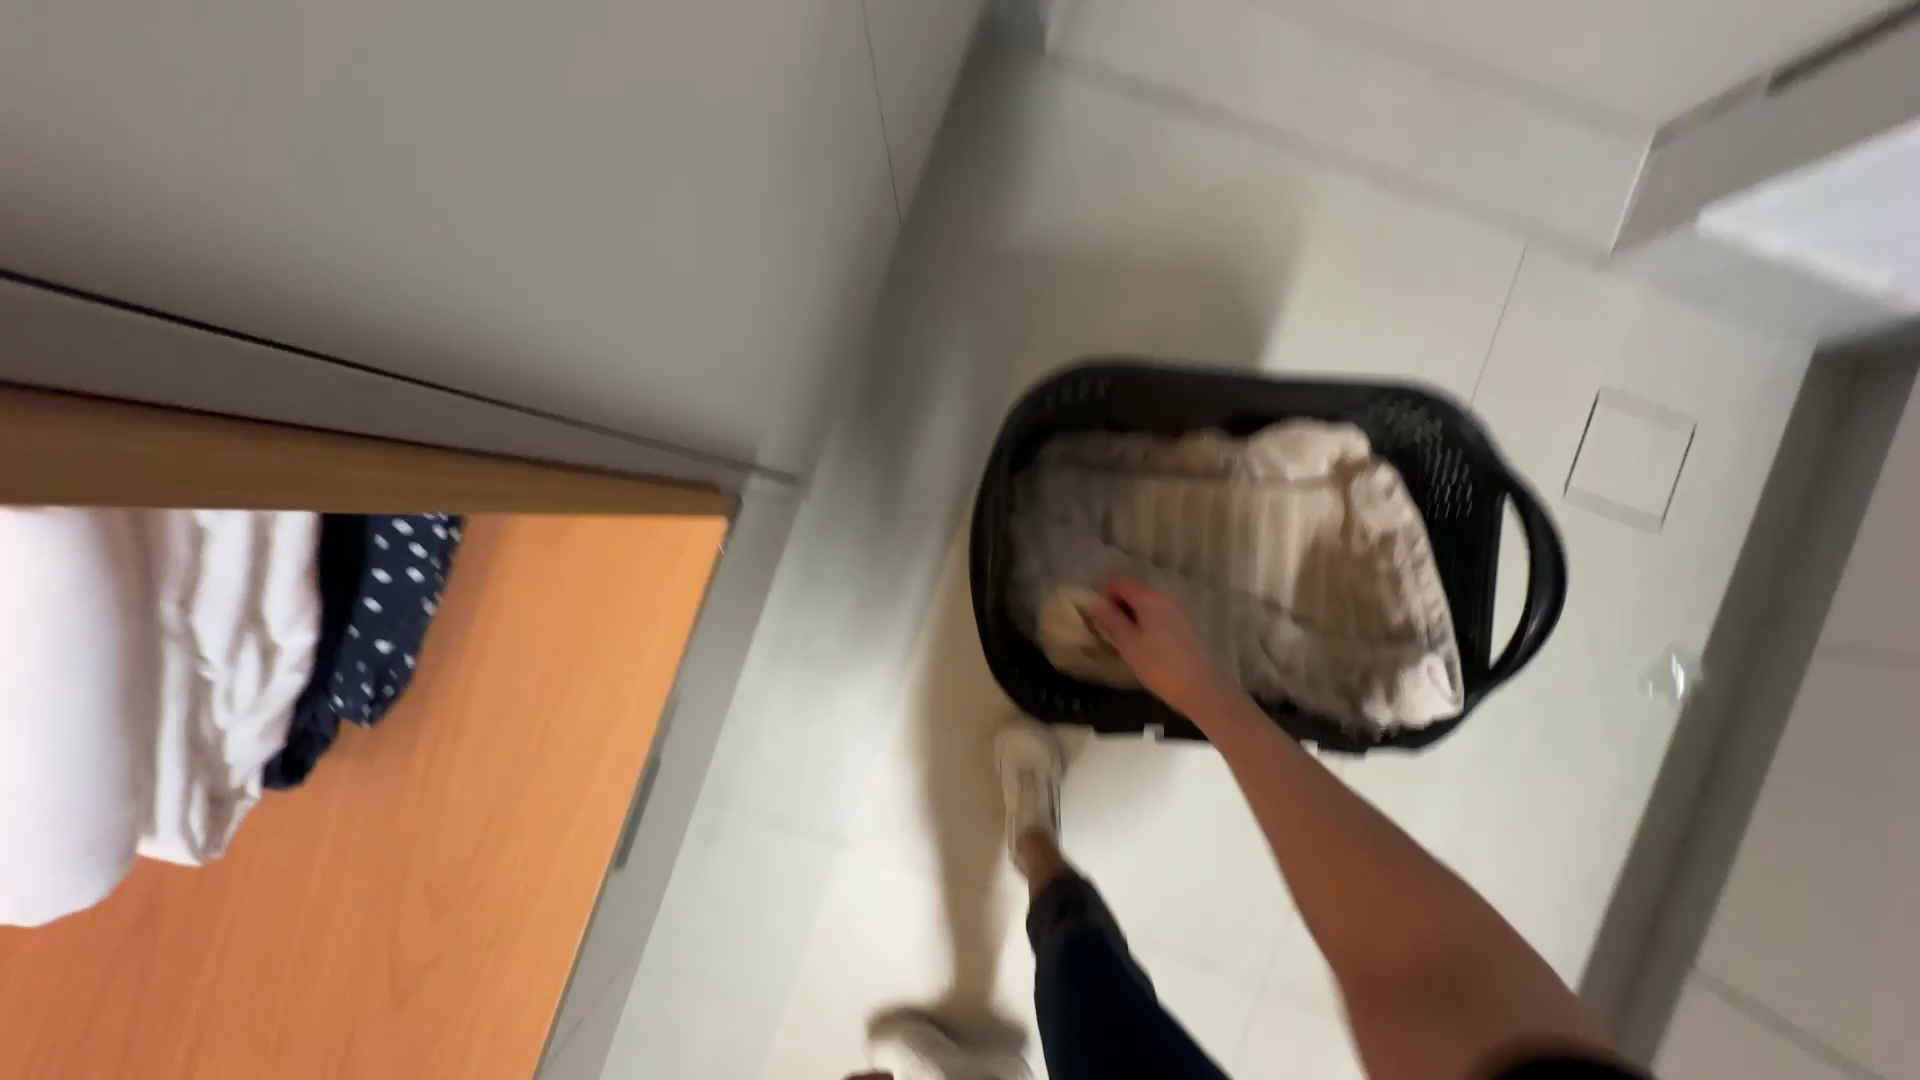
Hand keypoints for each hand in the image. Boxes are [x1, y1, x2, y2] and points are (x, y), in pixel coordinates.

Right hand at [1089, 578, 1236, 715]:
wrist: (1200, 688)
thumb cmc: (1159, 666)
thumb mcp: (1128, 644)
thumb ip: (1110, 620)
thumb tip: (1095, 604)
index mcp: (1149, 598)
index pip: (1119, 581)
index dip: (1103, 593)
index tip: (1096, 615)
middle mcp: (1165, 596)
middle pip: (1133, 589)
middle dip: (1116, 603)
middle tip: (1106, 628)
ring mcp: (1177, 608)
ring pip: (1146, 601)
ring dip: (1130, 613)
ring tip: (1122, 637)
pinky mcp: (1184, 622)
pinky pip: (1157, 612)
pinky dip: (1144, 619)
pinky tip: (1143, 642)